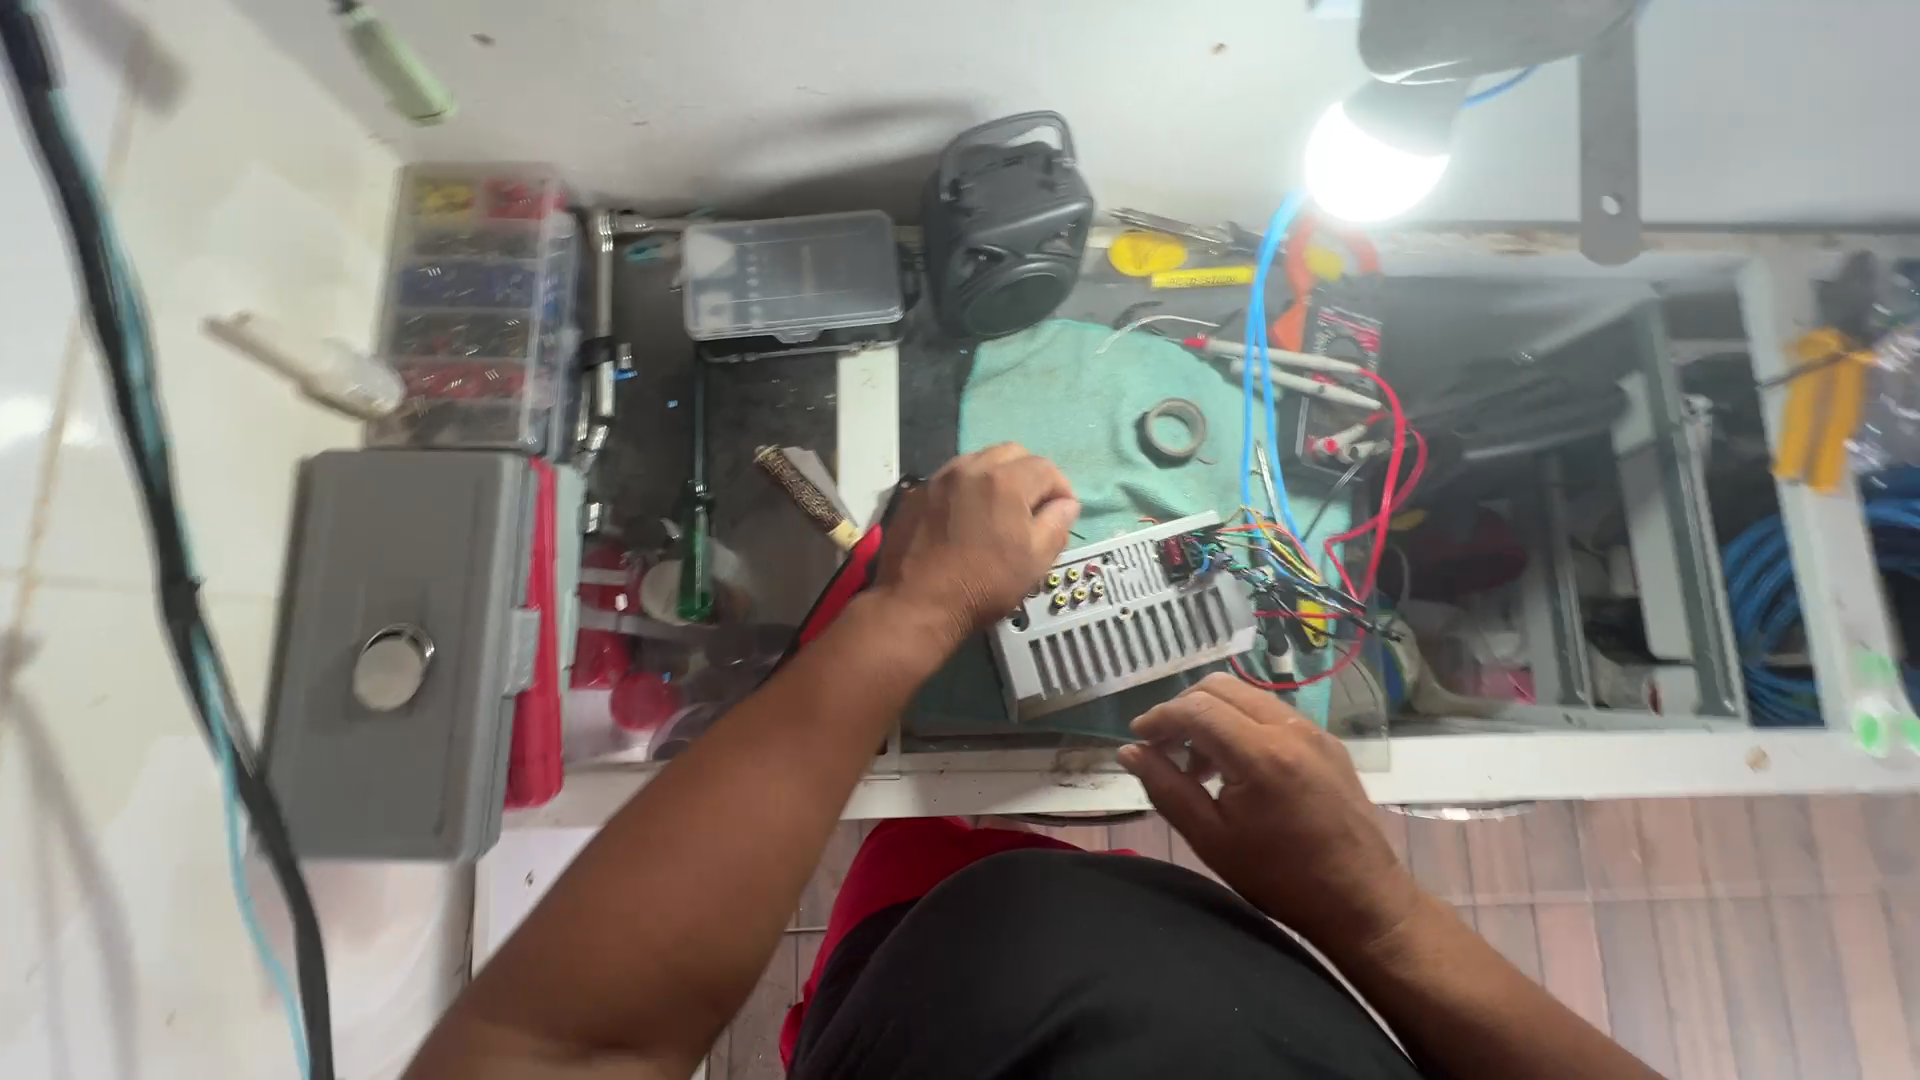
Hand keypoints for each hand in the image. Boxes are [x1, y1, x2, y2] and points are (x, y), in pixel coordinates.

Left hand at [873, 444, 1079, 644]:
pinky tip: (965, 517)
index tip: (1061, 512)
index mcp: (1005, 480)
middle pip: (1011, 453)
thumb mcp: (1035, 560)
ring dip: (996, 476)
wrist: (916, 602)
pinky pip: (950, 478)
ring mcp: (938, 478)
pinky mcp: (916, 493)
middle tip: (1031, 507)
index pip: (1046, 468)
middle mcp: (970, 468)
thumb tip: (1066, 504)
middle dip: (1029, 474)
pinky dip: (966, 488)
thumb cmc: (983, 583)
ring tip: (998, 510)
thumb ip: (1057, 524)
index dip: (1061, 489)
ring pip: (978, 460)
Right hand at [1117, 673, 1422, 952]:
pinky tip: (1232, 764)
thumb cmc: (1281, 879)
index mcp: (1261, 755)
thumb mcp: (1210, 839)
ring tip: (1195, 760)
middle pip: (1218, 687)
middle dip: (1182, 709)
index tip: (1137, 739)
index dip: (1158, 718)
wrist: (1364, 903)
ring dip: (1210, 714)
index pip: (1195, 709)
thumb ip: (1165, 787)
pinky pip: (1270, 710)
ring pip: (1245, 694)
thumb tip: (1129, 752)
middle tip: (1162, 746)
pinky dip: (1239, 721)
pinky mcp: (1326, 741)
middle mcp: (1289, 729)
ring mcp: (1313, 731)